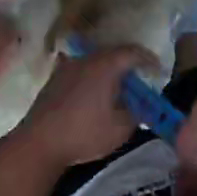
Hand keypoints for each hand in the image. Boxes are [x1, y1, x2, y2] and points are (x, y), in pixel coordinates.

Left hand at [6, 44, 156, 169]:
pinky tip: (94, 96)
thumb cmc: (84, 134)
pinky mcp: (53, 80)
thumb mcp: (121, 129)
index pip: (132, 52)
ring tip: (118, 90)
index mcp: (104, 66)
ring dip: (109, 72)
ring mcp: (66, 68)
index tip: (158, 71)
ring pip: (94, 62)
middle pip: (112, 54)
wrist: (39, 143)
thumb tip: (141, 107)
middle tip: (140, 81)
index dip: (149, 60)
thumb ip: (137, 114)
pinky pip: (80, 71)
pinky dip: (93, 78)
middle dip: (129, 65)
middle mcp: (85, 60)